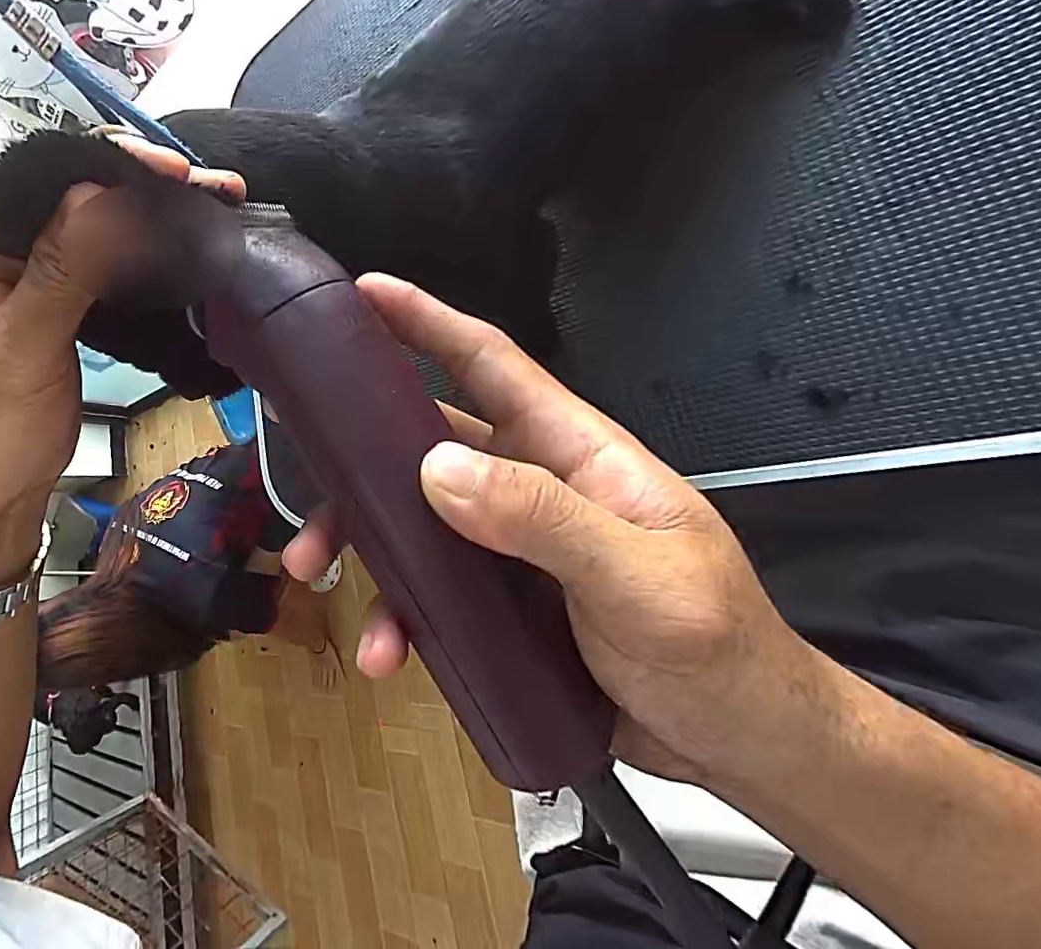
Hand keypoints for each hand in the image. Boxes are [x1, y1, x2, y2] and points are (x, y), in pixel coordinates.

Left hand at [0, 136, 242, 597]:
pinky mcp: (32, 298)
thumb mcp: (20, 352)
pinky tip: (164, 243)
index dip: (98, 167)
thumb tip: (106, 194)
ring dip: (131, 218)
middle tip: (199, 186)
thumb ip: (62, 270)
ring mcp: (1, 273)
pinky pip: (80, 260)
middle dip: (125, 188)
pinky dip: (122, 253)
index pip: (23, 179)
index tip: (168, 171)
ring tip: (196, 206)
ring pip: (72, 224)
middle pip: (52, 194)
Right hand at [282, 274, 832, 787]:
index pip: (489, 365)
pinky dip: (395, 615)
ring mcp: (503, 545)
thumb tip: (436, 468)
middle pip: (421, 444)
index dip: (428, 322)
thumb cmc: (717, 649)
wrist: (738, 745)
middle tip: (302, 475)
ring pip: (409, 521)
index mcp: (570, 452)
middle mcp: (526, 485)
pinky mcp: (491, 601)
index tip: (365, 294)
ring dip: (361, 543)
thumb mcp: (641, 581)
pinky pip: (424, 591)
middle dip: (357, 458)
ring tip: (316, 571)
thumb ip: (545, 518)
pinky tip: (385, 653)